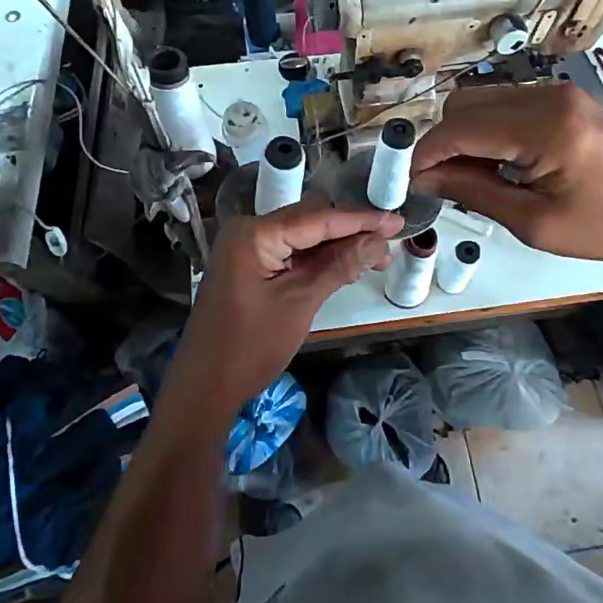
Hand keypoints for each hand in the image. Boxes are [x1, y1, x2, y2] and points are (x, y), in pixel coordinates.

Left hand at [169, 200, 401, 411]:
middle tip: (388, 244)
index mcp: (255, 233)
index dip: (361, 220)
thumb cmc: (250, 345)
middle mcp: (248, 230)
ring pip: (302, 236)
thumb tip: (379, 242)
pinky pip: (289, 252)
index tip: (397, 220)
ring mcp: (245, 248)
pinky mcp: (248, 266)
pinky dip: (316, 259)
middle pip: (310, 220)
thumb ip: (339, 266)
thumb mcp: (300, 302)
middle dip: (350, 231)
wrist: (205, 385)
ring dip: (336, 246)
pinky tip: (345, 266)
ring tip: (375, 258)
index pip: (318, 217)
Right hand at [411, 85, 602, 276]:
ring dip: (462, 135)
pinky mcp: (562, 99)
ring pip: (480, 101)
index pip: (462, 128)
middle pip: (465, 104)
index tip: (407, 180)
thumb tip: (424, 177)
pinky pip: (503, 105)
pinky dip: (485, 130)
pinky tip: (493, 163)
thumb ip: (472, 191)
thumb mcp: (531, 222)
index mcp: (547, 127)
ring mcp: (558, 93)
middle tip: (438, 182)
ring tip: (467, 176)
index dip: (426, 154)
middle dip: (441, 143)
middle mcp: (550, 96)